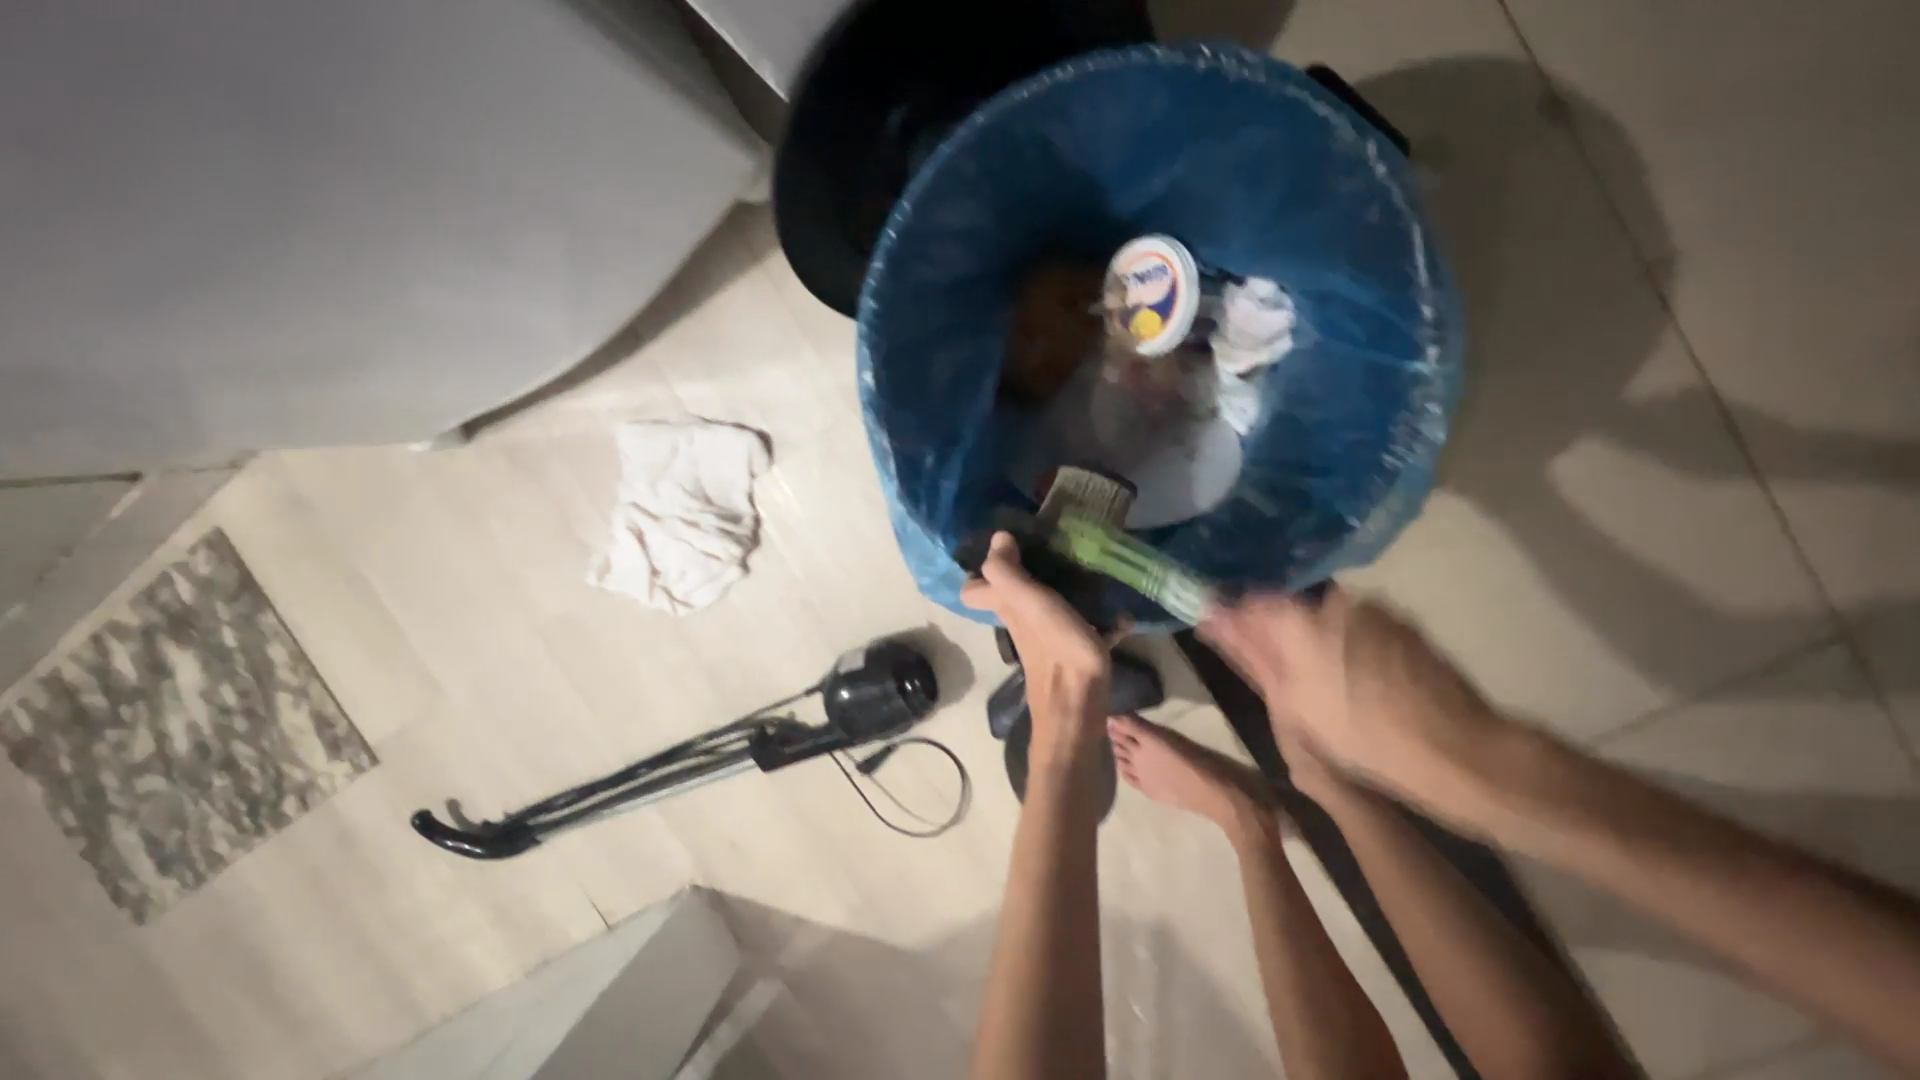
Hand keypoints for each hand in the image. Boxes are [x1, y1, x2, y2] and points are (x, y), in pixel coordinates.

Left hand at [963, 533, 1109, 767]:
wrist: (1080, 710)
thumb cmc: (1057, 652)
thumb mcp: (1031, 606)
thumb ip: (1009, 574)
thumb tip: (997, 537)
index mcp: (1010, 610)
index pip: (974, 591)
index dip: (983, 568)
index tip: (1011, 543)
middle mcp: (1024, 624)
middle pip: (1016, 595)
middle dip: (1031, 570)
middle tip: (1057, 546)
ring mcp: (1050, 643)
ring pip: (1051, 610)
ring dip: (1067, 592)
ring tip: (1093, 571)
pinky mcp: (1076, 657)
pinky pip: (1087, 632)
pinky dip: (1102, 623)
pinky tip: (1123, 615)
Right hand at [1200, 586, 1505, 810]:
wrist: (1456, 749)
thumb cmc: (1362, 737)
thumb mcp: (1294, 706)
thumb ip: (1253, 656)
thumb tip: (1216, 622)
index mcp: (1301, 620)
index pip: (1251, 602)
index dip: (1236, 620)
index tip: (1223, 634)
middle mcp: (1336, 602)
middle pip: (1291, 609)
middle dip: (1280, 634)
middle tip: (1280, 673)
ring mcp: (1376, 609)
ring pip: (1327, 618)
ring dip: (1316, 640)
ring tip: (1324, 684)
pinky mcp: (1404, 624)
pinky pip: (1360, 627)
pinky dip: (1349, 647)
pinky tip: (1359, 683)